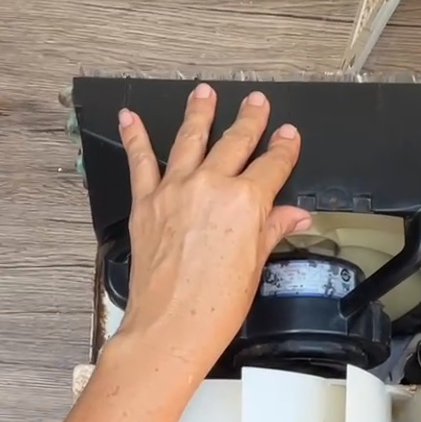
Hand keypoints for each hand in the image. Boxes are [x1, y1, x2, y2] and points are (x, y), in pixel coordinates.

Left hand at [111, 84, 310, 376]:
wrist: (171, 328)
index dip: (283, 149)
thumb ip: (270, 231)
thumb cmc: (214, 308)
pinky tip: (128, 119)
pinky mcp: (146, 203)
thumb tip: (292, 216)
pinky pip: (140, 161)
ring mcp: (175, 191)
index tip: (287, 136)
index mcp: (246, 202)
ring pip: (190, 139)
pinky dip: (134, 138)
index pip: (272, 165)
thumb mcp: (254, 267)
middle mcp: (210, 187)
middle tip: (256, 103)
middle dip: (249, 120)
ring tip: (204, 93)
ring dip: (199, 113)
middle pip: (235, 142)